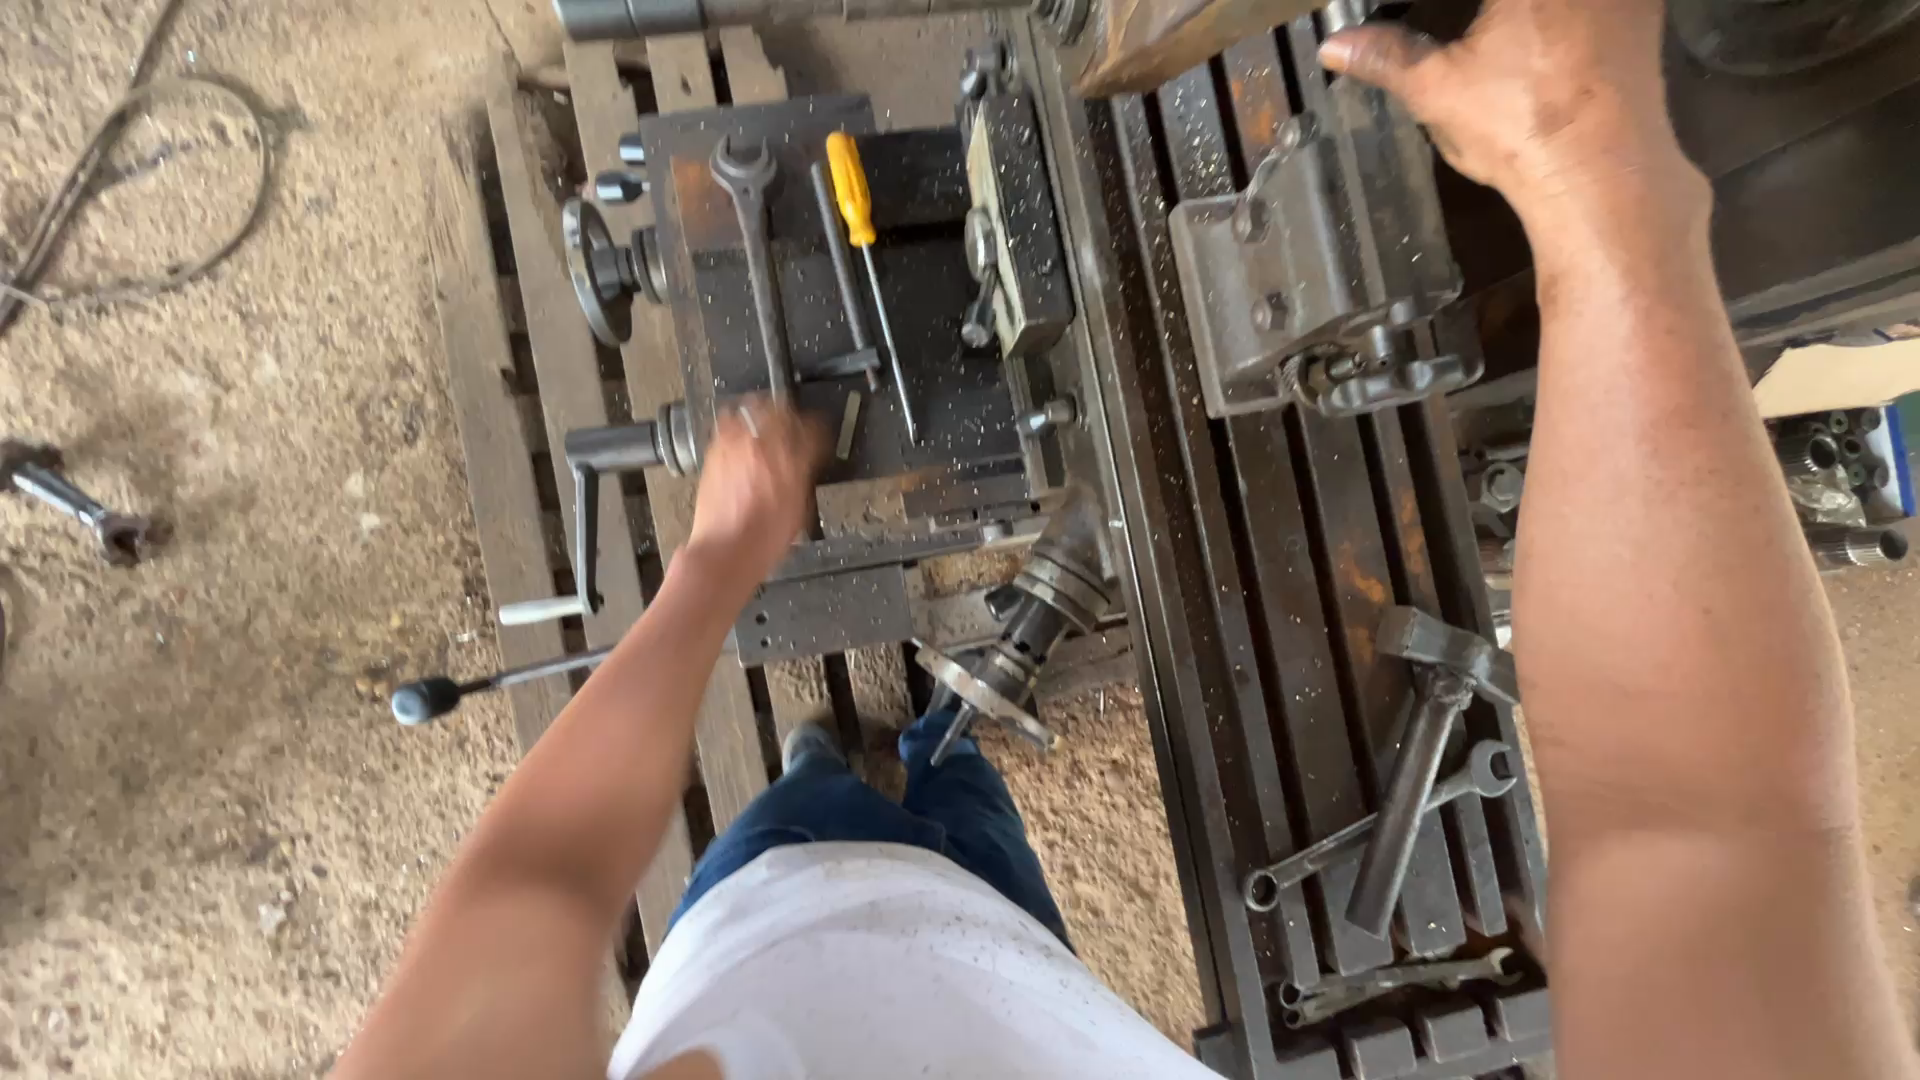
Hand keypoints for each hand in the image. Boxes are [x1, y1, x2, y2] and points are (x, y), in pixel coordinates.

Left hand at [686, 397, 829, 581]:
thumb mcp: (799, 510)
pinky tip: (740, 428)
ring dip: (762, 408)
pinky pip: (727, 426)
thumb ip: (802, 479)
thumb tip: (805, 465)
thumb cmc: (762, 539)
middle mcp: (764, 449)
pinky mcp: (715, 454)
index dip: (818, 430)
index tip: (819, 432)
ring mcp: (736, 449)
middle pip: (781, 412)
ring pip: (751, 411)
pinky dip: (736, 422)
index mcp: (792, 463)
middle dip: (791, 413)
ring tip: (767, 412)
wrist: (726, 550)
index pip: (812, 432)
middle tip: (794, 418)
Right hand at [1320, 0, 1704, 227]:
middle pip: (1504, 2)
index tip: (1408, 13)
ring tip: (1498, 38)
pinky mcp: (1644, 8)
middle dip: (1481, 14)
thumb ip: (1387, 57)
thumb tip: (1332, 44)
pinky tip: (1541, 42)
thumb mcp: (1435, 90)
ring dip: (1518, 15)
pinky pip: (1594, 4)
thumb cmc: (1513, 122)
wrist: (1595, 165)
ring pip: (1547, 4)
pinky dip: (1556, 17)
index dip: (1426, 6)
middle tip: (1451, 27)